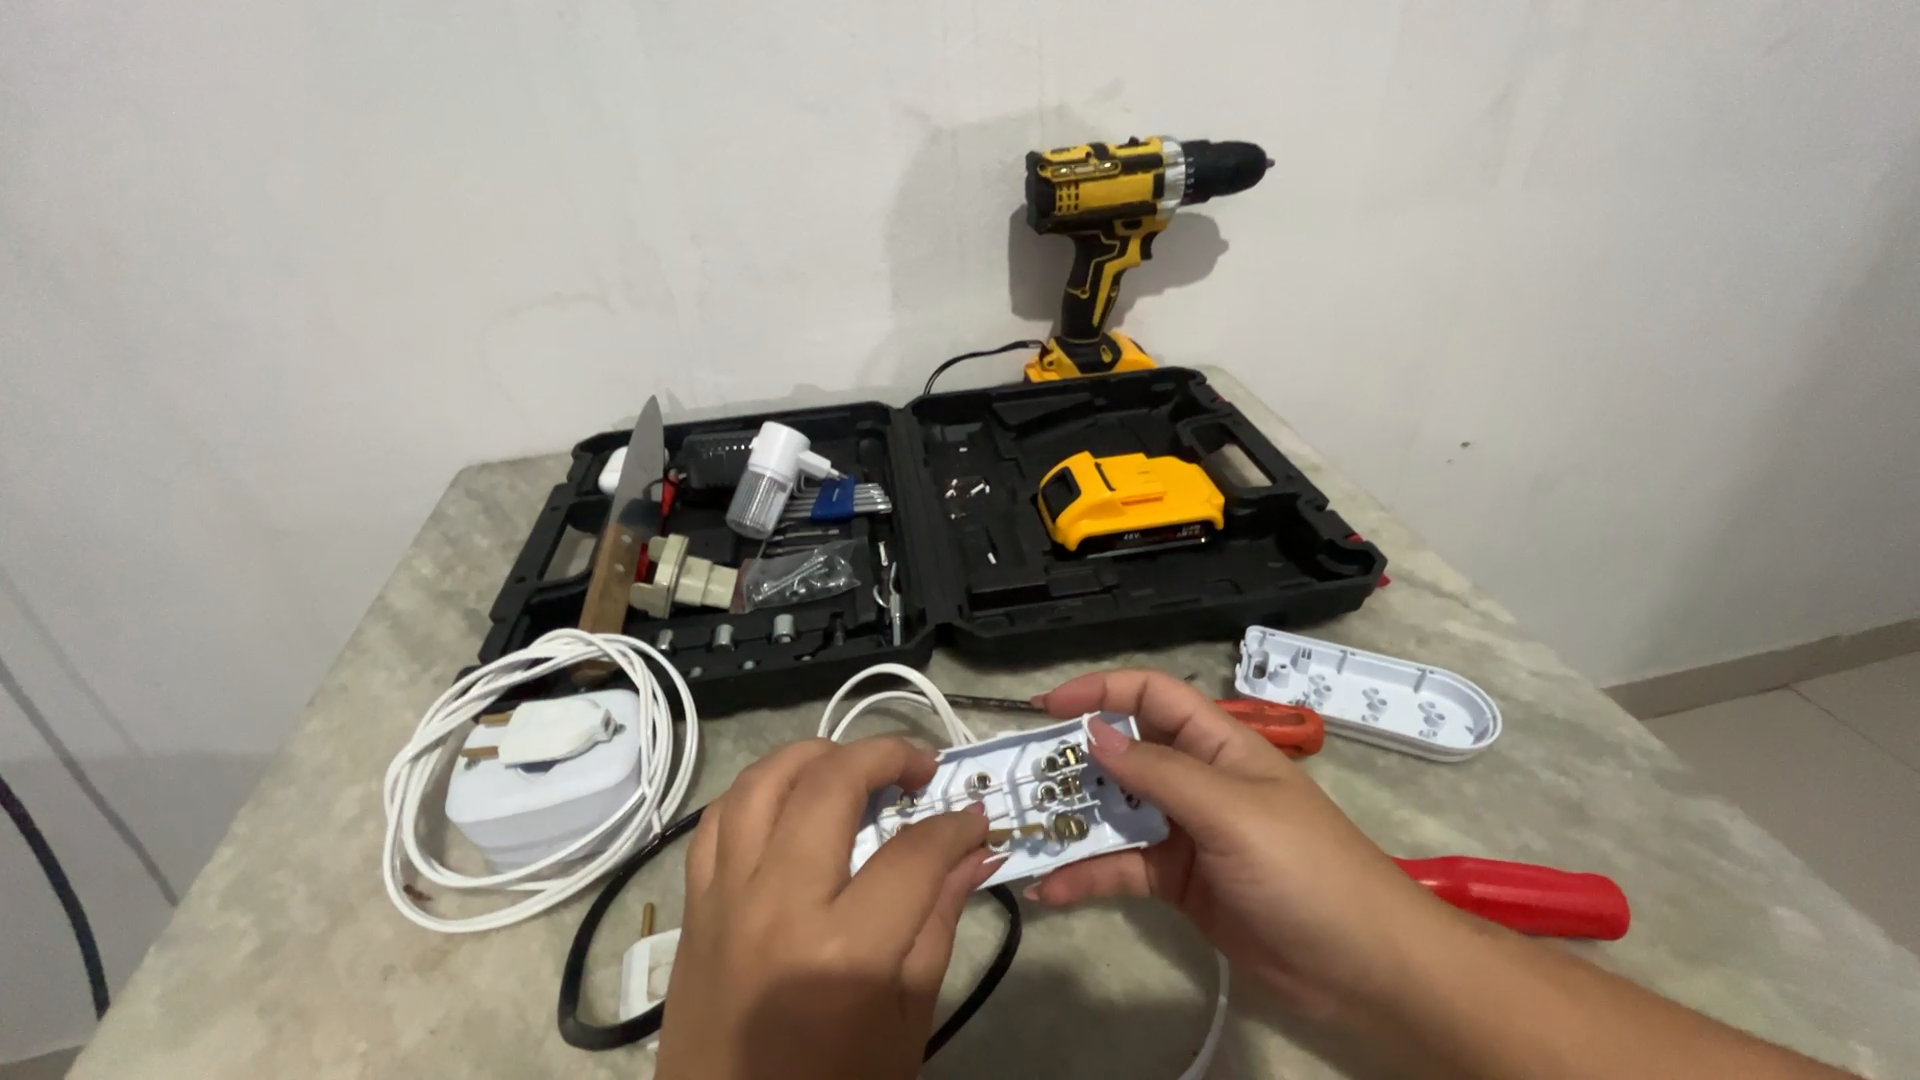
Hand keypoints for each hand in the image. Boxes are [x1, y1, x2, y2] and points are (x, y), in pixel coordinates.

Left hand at [655, 736, 992, 1079]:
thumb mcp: (906, 1021)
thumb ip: (938, 922)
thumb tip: (974, 851)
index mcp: (844, 950)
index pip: (914, 853)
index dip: (956, 826)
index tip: (975, 818)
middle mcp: (779, 906)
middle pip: (831, 785)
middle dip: (886, 755)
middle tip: (920, 766)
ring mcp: (726, 900)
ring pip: (763, 782)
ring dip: (815, 755)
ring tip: (853, 764)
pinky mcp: (694, 906)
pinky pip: (718, 820)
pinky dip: (757, 792)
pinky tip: (788, 800)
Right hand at [1026, 670, 1452, 1017]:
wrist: (1364, 968)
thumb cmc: (1303, 869)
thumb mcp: (1230, 811)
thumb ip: (1160, 771)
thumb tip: (1092, 733)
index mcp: (1216, 744)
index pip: (1150, 695)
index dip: (1100, 691)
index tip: (1046, 707)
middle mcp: (1195, 779)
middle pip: (1123, 753)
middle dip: (1073, 760)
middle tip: (1019, 778)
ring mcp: (1185, 831)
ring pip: (1116, 812)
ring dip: (1072, 821)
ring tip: (1023, 835)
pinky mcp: (1178, 880)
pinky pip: (1122, 868)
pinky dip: (1088, 876)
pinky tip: (1053, 890)